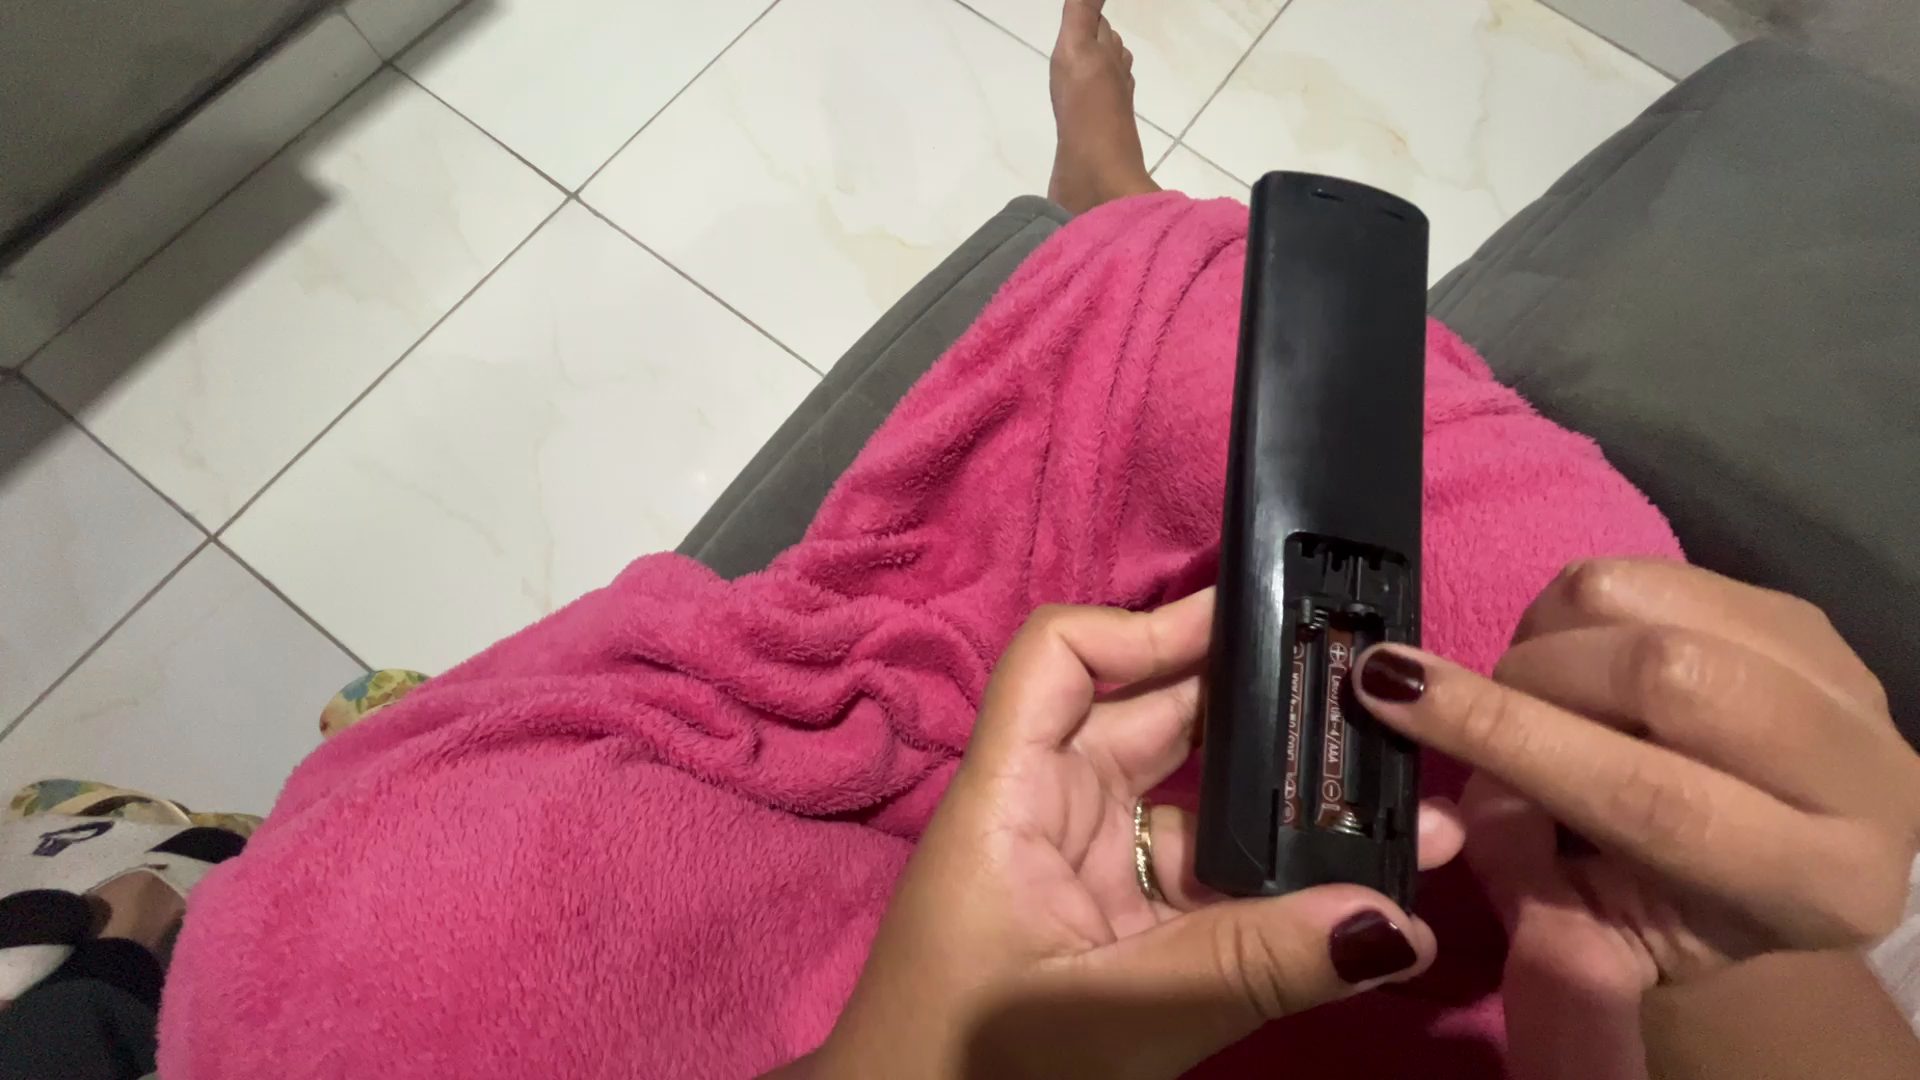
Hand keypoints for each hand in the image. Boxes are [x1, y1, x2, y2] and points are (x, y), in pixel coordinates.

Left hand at [802, 591, 1462, 1079]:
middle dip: (1248, 692)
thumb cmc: (977, 1060)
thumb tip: (1391, 920)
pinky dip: (1271, 859)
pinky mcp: (1119, 895)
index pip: (1059, 654)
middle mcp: (1050, 792)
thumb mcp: (1112, 1012)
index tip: (1242, 630)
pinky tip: (1355, 868)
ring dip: (1279, 780)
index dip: (1141, 628)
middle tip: (1354, 682)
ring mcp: (1089, 843)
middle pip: (1145, 706)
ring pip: (1189, 783)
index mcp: (1013, 785)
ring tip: (1383, 770)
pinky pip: (1202, 857)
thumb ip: (1246, 963)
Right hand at [1352, 559, 1919, 996]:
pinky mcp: (1795, 615)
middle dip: (1525, 675)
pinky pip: (1635, 570)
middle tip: (1482, 705)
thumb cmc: (1645, 896)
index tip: (1387, 685)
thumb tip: (1436, 834)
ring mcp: (1840, 678)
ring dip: (1544, 638)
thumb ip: (1535, 941)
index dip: (1497, 731)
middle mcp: (1866, 780)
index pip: (1645, 795)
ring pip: (1635, 602)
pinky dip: (1566, 608)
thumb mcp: (1583, 938)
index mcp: (1808, 884)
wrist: (1752, 850)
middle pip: (1662, 673)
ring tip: (1543, 688)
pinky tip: (1580, 655)